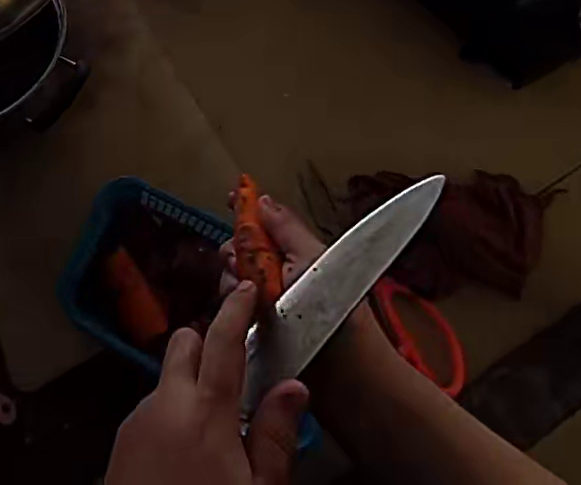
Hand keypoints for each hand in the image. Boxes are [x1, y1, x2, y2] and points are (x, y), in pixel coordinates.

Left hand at [104, 280, 308, 484]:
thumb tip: (294, 388)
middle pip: (185, 342)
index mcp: (205, 413)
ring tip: (211, 433)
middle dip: (207, 344)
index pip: (223, 339)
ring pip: (167, 379)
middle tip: (232, 372)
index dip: (237, 308)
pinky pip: (150, 410)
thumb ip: (275, 436)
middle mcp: (166, 406)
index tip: (247, 291)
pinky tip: (184, 457)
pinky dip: (169, 415)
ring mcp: (137, 424)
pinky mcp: (120, 446)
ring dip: (188, 386)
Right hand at [220, 194, 385, 372]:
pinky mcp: (258, 337)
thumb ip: (288, 229)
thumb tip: (263, 200)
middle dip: (234, 252)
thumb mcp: (314, 260)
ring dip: (232, 284)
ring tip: (249, 299)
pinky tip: (239, 318)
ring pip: (233, 282)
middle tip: (237, 263)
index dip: (247, 209)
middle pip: (242, 251)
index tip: (230, 198)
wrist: (349, 382)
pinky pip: (232, 315)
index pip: (266, 223)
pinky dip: (231, 312)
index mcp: (297, 252)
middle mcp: (281, 276)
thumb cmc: (341, 317)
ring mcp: (268, 307)